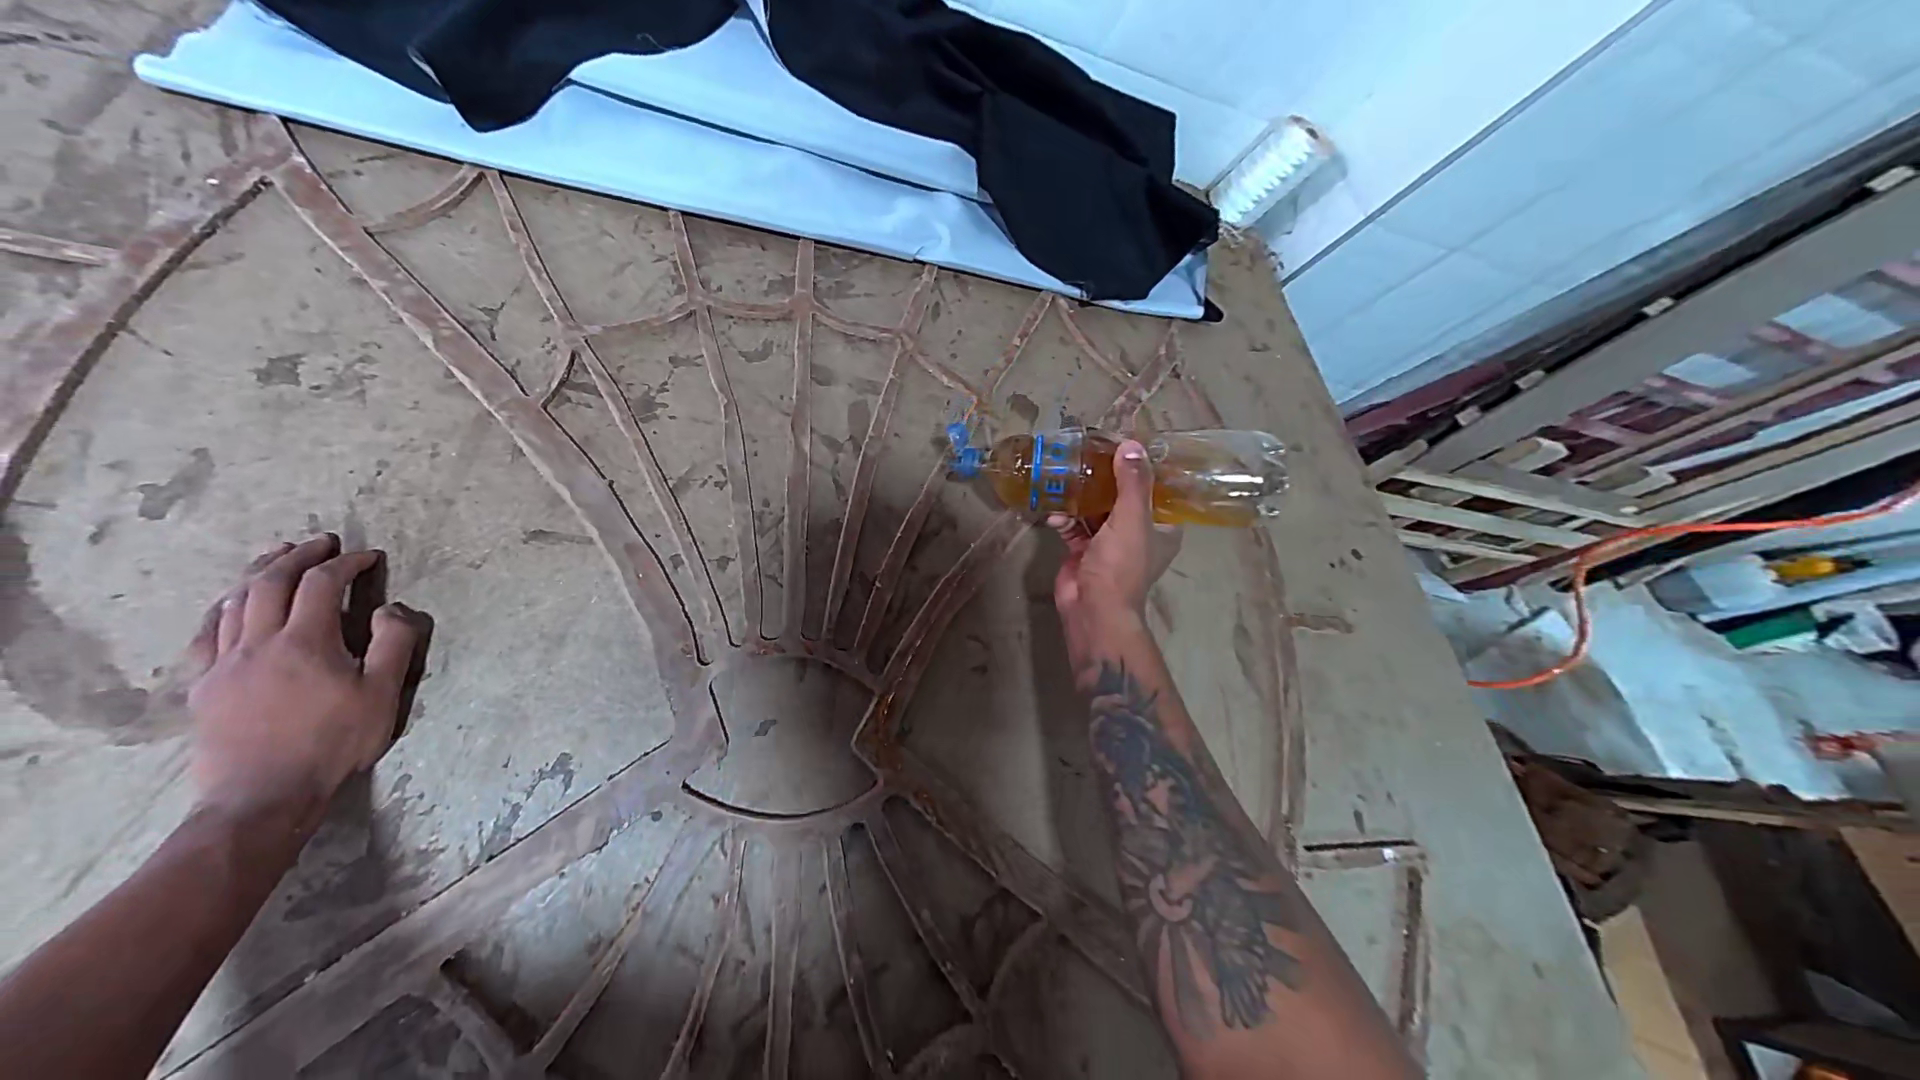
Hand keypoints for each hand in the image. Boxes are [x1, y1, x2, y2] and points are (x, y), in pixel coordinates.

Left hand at [181, 535, 422, 830]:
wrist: (263, 795)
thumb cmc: (334, 741)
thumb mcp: (383, 693)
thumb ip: (394, 644)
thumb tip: (391, 607)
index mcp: (306, 641)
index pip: (324, 584)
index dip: (347, 563)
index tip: (369, 556)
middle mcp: (259, 641)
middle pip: (271, 582)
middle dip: (298, 556)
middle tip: (322, 542)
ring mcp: (224, 663)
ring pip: (234, 602)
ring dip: (258, 573)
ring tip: (277, 558)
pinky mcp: (204, 685)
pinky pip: (207, 634)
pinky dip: (222, 608)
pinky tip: (229, 605)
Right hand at [1047, 439, 1179, 673]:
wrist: (1092, 607)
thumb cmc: (1121, 564)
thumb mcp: (1132, 518)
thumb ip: (1132, 481)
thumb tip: (1132, 444)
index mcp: (1162, 528)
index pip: (1159, 490)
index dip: (1146, 468)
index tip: (1128, 445)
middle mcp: (1138, 533)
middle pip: (1124, 496)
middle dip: (1107, 477)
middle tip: (1091, 451)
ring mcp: (1109, 543)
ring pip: (1096, 509)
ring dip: (1081, 496)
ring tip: (1066, 474)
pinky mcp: (1084, 550)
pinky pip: (1074, 525)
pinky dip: (1065, 518)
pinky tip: (1054, 511)